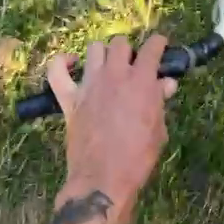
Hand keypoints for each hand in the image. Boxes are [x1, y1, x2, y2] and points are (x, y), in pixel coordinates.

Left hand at [46, 32, 179, 223]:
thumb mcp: (158, 130)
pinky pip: (57, 71)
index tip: (160, 46)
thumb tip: (166, 83)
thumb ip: (160, 101)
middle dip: (128, 51)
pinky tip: (72, 65)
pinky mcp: (70, 98)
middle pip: (120, 44)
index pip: (152, 47)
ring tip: (107, 67)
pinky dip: (62, 63)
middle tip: (131, 67)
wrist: (103, 180)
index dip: (158, 43)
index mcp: (141, 81)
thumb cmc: (137, 158)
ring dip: (103, 55)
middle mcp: (115, 74)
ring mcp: (90, 84)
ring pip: (94, 48)